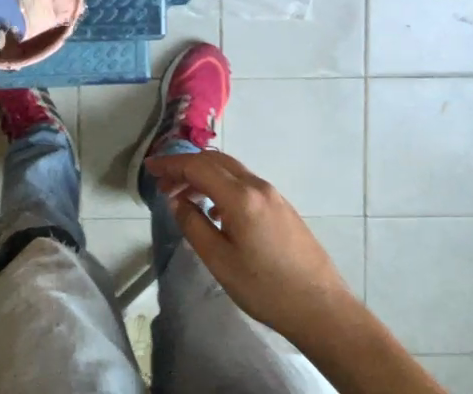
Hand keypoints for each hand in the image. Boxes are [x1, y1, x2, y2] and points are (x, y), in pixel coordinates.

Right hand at [145, 150, 354, 336]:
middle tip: (163, 183)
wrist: (323, 310)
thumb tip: (177, 201)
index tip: (149, 168)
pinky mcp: (283, 208)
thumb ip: (193, 225)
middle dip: (186, 167)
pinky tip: (214, 209)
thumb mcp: (219, 261)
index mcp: (241, 196)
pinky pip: (244, 183)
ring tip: (184, 197)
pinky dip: (222, 185)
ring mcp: (274, 195)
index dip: (170, 164)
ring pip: (231, 170)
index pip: (198, 166)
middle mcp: (258, 186)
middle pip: (215, 161)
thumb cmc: (266, 289)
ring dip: (204, 176)